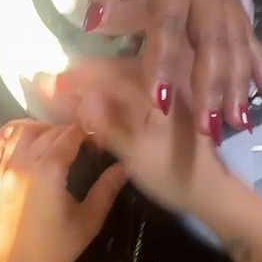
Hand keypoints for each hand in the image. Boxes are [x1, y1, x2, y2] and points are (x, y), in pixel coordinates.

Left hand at [0, 122, 127, 261]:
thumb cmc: (55, 249)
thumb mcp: (88, 221)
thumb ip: (106, 189)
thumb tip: (124, 166)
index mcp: (47, 171)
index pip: (69, 135)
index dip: (86, 134)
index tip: (97, 144)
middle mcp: (22, 163)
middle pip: (46, 131)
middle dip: (66, 132)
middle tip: (81, 146)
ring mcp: (2, 168)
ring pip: (20, 131)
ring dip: (40, 129)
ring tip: (54, 141)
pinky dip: (12, 136)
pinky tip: (25, 144)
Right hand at [46, 61, 232, 215]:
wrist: (214, 192)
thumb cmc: (174, 176)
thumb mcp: (134, 155)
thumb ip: (106, 124)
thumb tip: (78, 97)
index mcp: (159, 89)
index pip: (108, 73)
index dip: (75, 78)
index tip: (48, 86)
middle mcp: (166, 80)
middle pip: (115, 69)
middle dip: (82, 77)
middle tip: (53, 89)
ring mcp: (170, 88)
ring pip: (124, 76)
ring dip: (96, 83)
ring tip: (70, 95)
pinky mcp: (170, 100)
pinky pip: (135, 86)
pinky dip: (112, 92)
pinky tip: (97, 102)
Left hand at [84, 0, 261, 143]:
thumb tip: (92, 23)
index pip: (168, 25)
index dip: (164, 62)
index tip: (160, 99)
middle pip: (210, 46)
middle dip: (210, 89)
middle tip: (208, 129)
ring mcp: (226, 2)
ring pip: (233, 49)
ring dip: (235, 87)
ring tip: (235, 124)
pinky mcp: (238, 5)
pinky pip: (250, 40)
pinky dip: (260, 67)